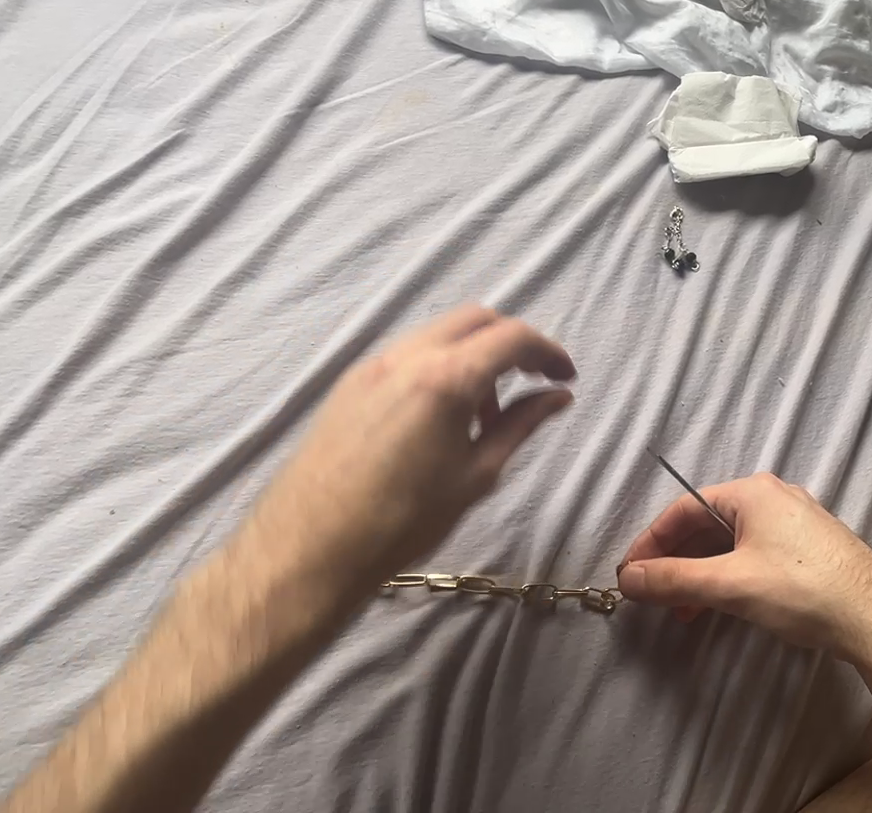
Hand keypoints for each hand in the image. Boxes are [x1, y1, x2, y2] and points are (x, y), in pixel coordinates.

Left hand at [251, 306, 575, 588]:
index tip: (566, 378)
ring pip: (441, 332)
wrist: (305, 552)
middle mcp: (408, 355)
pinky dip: (442, 364)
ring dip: (476, 353)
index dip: (549, 352)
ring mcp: (373, 364)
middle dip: (513, 342)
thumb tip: (559, 396)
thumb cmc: (403, 522)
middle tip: (532, 381)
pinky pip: (410, 352)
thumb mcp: (477, 474)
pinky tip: (444, 413)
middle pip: (477, 319)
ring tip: (486, 411)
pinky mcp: (350, 381)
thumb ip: (522, 425)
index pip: (513, 337)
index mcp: (446, 377)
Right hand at [617, 473, 871, 667]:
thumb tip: (628, 578)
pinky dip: (728, 575)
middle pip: (708, 522)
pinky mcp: (808, 546)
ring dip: (701, 572)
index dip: (651, 541)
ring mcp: (794, 520)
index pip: (685, 508)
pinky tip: (718, 604)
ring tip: (681, 610)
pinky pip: (753, 552)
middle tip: (650, 594)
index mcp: (752, 492)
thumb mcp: (731, 585)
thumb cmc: (801, 590)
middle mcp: (772, 496)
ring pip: (731, 541)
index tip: (629, 573)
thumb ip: (675, 580)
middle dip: (676, 559)